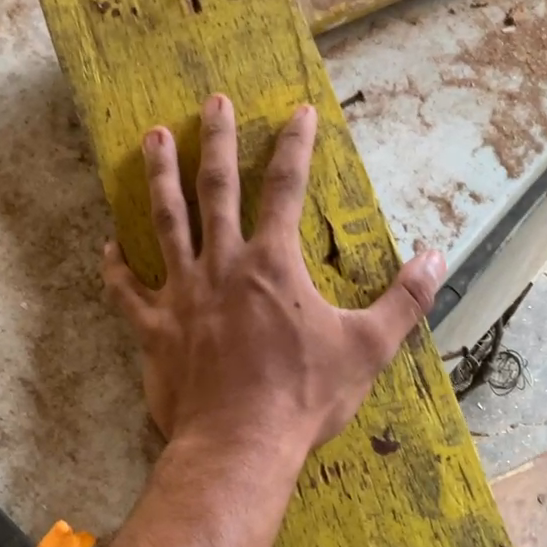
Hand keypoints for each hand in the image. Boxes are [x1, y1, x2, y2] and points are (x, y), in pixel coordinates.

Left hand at [102, 94, 446, 456]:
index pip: (287, 187)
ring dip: (160, 177)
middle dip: (217, 141)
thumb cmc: (304, 397)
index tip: (298, 111)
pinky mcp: (154, 329)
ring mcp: (182, 295)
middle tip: (212, 102)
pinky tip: (108, 247)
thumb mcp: (368, 348)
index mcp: (274, 264)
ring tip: (152, 138)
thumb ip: (405, 300)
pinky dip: (116, 268)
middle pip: (216, 189)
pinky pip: (127, 292)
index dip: (295, 145)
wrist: (240, 444)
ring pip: (166, 222)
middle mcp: (223, 266)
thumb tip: (439, 257)